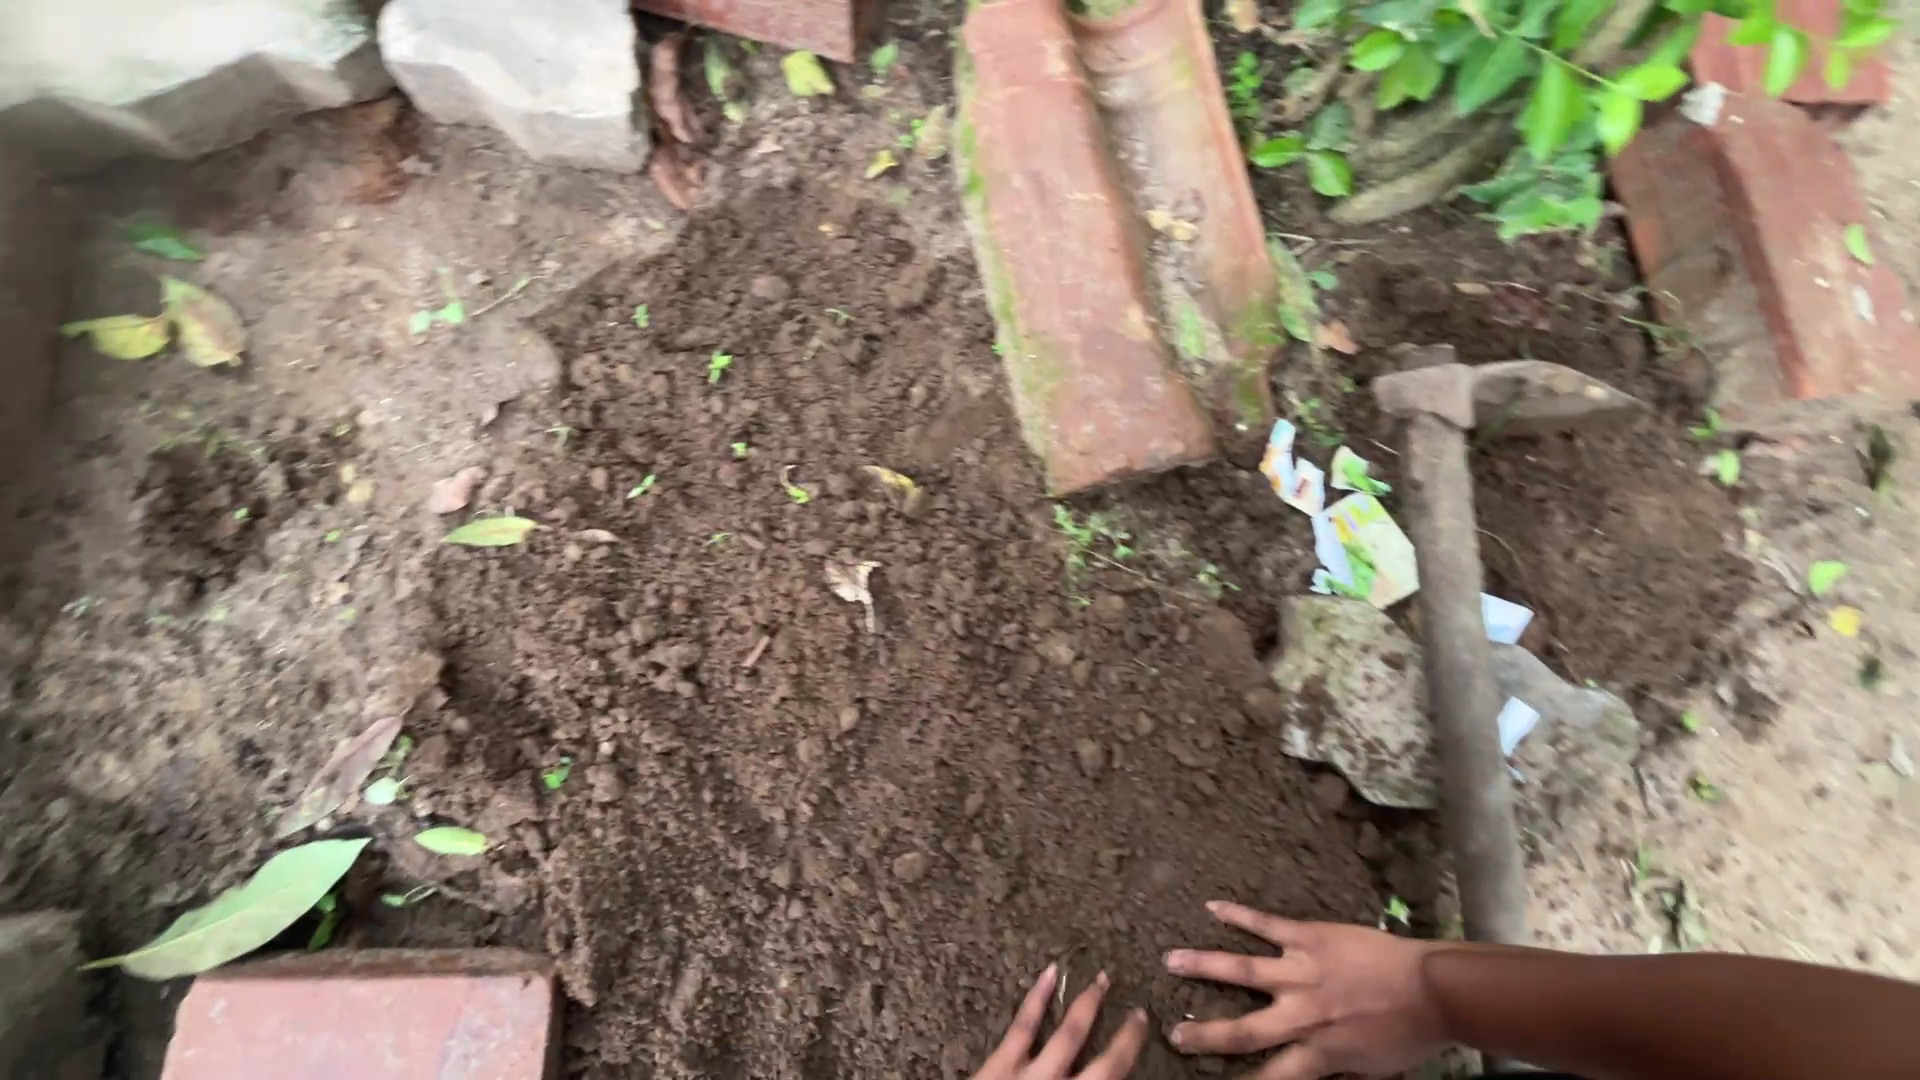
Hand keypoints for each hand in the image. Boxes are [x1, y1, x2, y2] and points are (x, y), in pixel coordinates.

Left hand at [971, 964, 1149, 1079]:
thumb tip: (1101, 1077)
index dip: (1130, 1057)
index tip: (1143, 1032)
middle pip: (1103, 1066)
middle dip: (1124, 1039)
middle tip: (1137, 1011)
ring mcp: (1030, 1076)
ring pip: (1068, 1036)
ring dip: (1087, 1007)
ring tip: (1101, 979)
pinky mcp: (1000, 1064)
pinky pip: (1023, 1026)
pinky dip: (1038, 996)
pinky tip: (1049, 973)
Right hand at [1164, 901, 1447, 1078]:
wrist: (1432, 990)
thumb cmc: (1406, 1034)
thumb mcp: (1370, 1069)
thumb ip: (1333, 1069)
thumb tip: (1308, 1072)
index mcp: (1318, 1052)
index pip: (1270, 1077)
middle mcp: (1301, 1015)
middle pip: (1244, 1029)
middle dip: (1205, 1034)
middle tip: (1174, 1032)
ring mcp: (1301, 971)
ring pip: (1242, 968)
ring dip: (1204, 964)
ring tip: (1171, 959)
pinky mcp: (1308, 937)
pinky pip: (1267, 924)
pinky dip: (1238, 914)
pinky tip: (1213, 906)